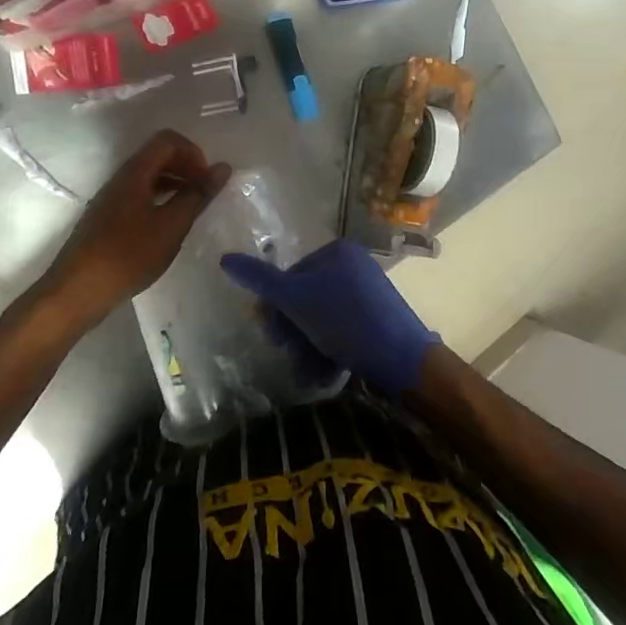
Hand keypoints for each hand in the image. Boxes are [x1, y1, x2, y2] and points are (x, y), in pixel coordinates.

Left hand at [43, 130, 229, 328]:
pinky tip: (169, 226)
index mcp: (135, 173)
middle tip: (205, 193)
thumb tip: (222, 168)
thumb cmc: (129, 255)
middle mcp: (121, 179)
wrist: (80, 289)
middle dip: (186, 167)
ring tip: (192, 209)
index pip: (167, 140)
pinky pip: (139, 196)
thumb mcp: (171, 226)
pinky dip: (161, 200)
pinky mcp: (108, 218)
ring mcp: (112, 199)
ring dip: (174, 184)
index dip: (193, 153)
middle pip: (157, 155)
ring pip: (148, 177)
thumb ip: (197, 195)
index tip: (207, 180)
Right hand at [220, 239, 439, 394]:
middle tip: (287, 353)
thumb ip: (260, 280)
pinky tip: (323, 373)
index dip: (276, 307)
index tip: (273, 336)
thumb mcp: (296, 298)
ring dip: (306, 348)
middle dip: (293, 332)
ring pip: (321, 320)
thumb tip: (224, 258)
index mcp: (337, 252)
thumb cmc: (344, 320)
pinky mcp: (377, 321)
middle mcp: (354, 267)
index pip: (290, 275)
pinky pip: (342, 332)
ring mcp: (368, 295)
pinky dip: (328, 352)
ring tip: (306, 371)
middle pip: (305, 299)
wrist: (401, 357)